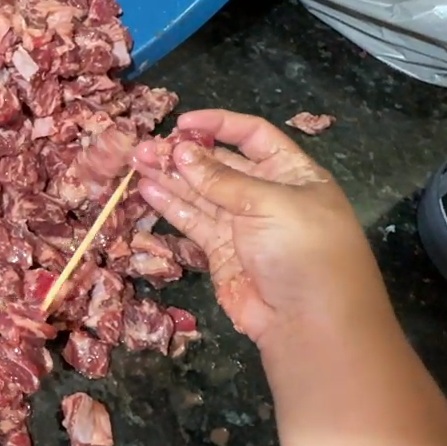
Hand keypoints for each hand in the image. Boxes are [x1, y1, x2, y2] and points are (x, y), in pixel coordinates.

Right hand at [132, 110, 384, 344]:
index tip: (183, 123)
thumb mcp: (269, 204)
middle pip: (219, 163)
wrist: (310, 322)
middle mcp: (265, 194)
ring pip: (199, 191)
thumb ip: (220, 179)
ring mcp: (240, 223)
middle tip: (146, 147)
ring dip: (169, 175)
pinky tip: (147, 188)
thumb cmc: (303, 250)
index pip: (253, 136)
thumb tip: (180, 149)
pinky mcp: (219, 249)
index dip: (220, 125)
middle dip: (183, 153)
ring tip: (136, 161)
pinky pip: (191, 219)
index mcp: (292, 174)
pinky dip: (169, 204)